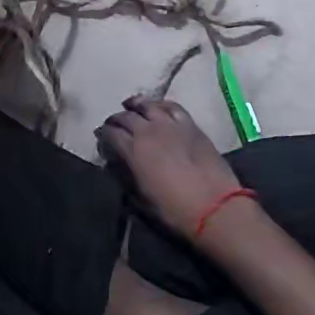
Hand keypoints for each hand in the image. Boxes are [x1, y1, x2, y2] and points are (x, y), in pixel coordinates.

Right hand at [97, 98, 246, 241]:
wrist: (214, 205)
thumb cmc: (174, 209)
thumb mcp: (141, 199)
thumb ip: (128, 176)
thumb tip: (120, 165)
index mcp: (134, 151)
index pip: (112, 134)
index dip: (104, 134)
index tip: (101, 135)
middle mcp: (149, 131)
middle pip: (127, 116)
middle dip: (117, 118)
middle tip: (113, 122)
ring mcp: (171, 125)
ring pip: (149, 105)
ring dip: (137, 104)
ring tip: (131, 104)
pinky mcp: (190, 125)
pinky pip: (172, 106)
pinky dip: (161, 104)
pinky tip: (158, 106)